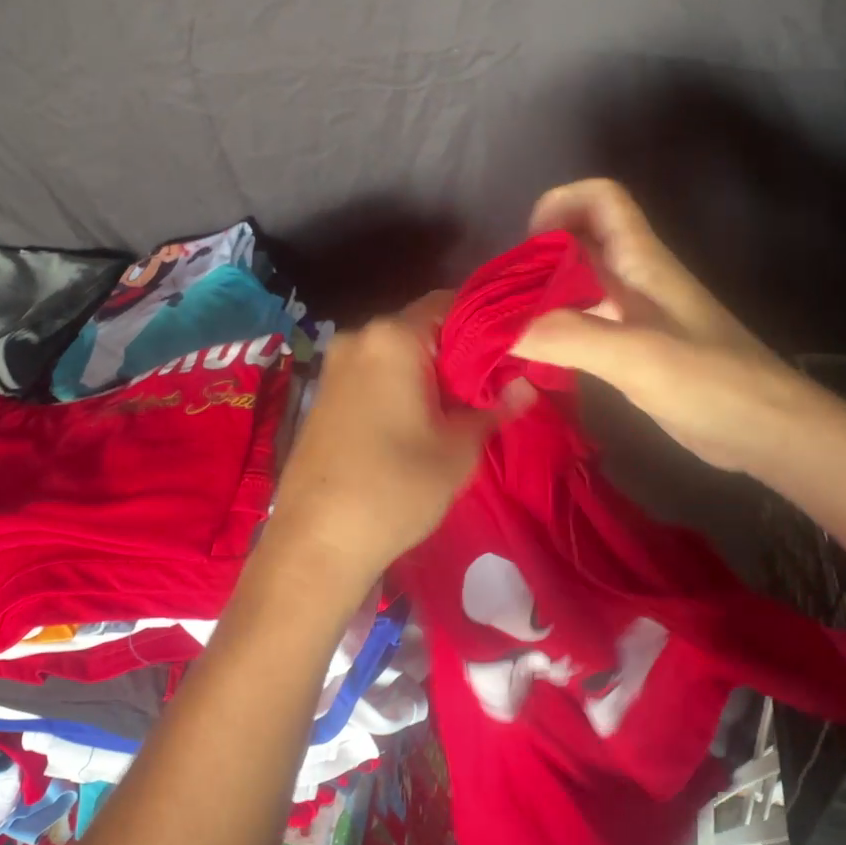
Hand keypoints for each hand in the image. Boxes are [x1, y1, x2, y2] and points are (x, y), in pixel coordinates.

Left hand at [269, 292, 511, 581]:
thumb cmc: (397, 486)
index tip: (513, 353)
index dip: (487, 325)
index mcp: (393, 337)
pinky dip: (401, 387)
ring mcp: (335, 366)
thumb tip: (527, 385)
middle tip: (493, 387)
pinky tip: (419, 423)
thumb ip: (495, 407)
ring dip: (430, 373)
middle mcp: (359, 338)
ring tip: (460, 409)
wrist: (318, 541)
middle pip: (422, 328)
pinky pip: (374, 375)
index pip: (451, 303)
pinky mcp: (323, 395)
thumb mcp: (458, 449)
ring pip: (397, 354)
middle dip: (459, 353)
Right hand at [510, 178, 799, 471]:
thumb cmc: (712, 383)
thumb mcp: (636, 356)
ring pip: (579, 285)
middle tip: (501, 303)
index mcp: (643, 261)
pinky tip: (537, 363)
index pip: (601, 198)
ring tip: (507, 333)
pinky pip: (586, 324)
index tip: (527, 248)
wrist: (770, 432)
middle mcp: (637, 278)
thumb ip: (567, 336)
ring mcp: (637, 315)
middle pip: (579, 242)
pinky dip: (557, 332)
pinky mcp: (637, 350)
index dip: (560, 205)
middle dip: (536, 259)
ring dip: (542, 298)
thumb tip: (496, 328)